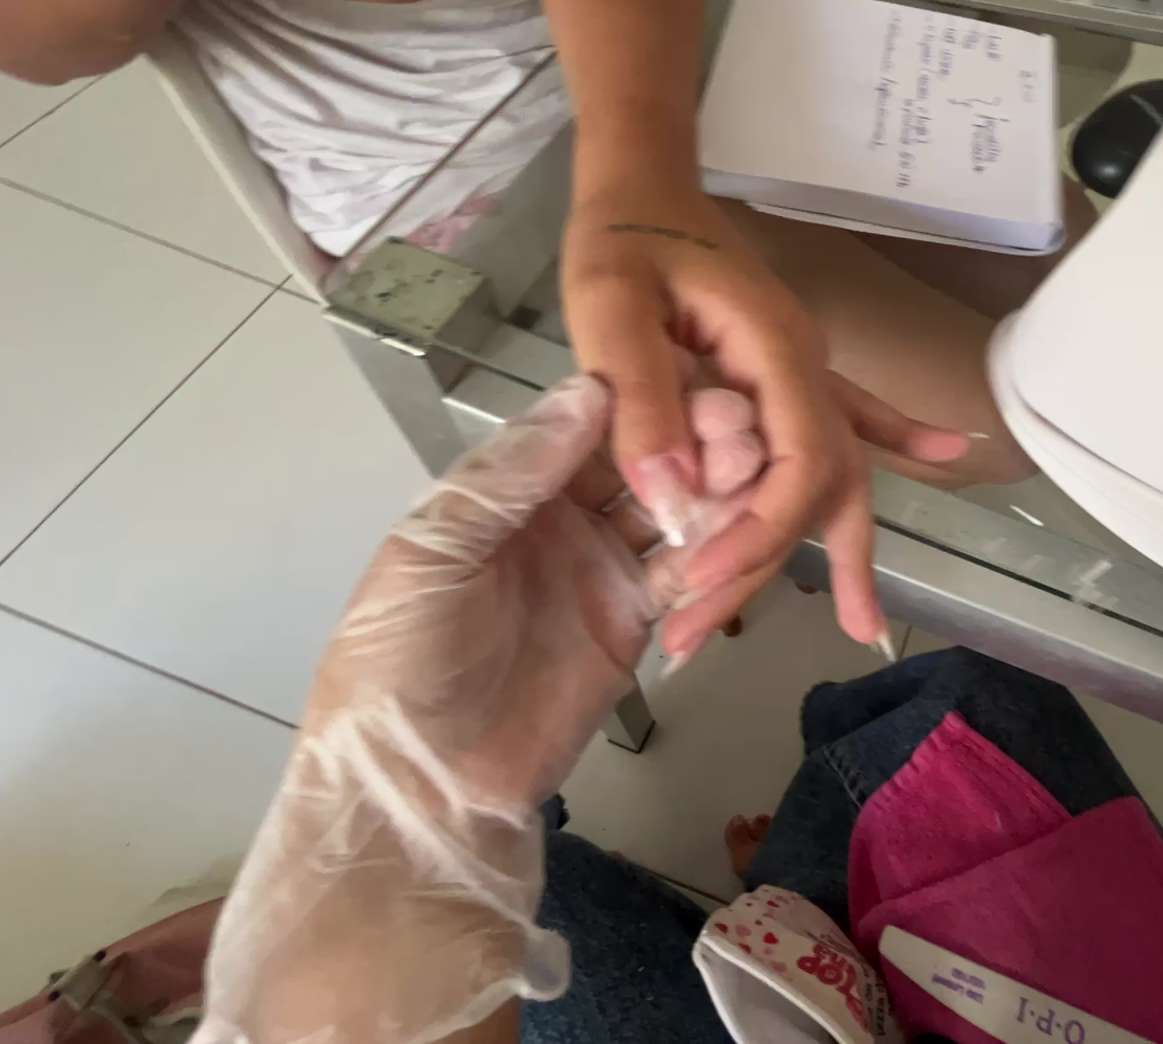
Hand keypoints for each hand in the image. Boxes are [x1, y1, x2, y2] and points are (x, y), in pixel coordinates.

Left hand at [195, 376, 762, 1043]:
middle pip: (636, 464)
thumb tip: (587, 391)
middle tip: (741, 423)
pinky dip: (713, 550)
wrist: (431, 784)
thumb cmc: (405, 660)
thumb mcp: (434, 555)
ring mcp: (605, 564)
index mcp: (508, 489)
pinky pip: (683, 571)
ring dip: (710, 490)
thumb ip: (508, 476)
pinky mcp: (637, 613)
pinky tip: (746, 528)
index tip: (688, 378)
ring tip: (757, 467)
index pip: (582, 427)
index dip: (634, 403)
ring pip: (670, 511)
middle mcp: (563, 515)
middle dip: (686, 441)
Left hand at [562, 180, 968, 661]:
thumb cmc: (625, 238)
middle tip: (729, 635)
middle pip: (820, 485)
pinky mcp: (791, 375)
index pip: (798, 462)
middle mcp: (807, 371)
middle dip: (781, 563)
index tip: (701, 580)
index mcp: (774, 352)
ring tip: (861, 623)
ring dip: (847, 547)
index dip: (760, 531)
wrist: (649, 189)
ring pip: (840, 472)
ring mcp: (807, 373)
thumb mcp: (609, 306)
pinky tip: (949, 451)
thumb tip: (675, 500)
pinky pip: (856, 417)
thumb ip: (643, 396)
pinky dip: (899, 439)